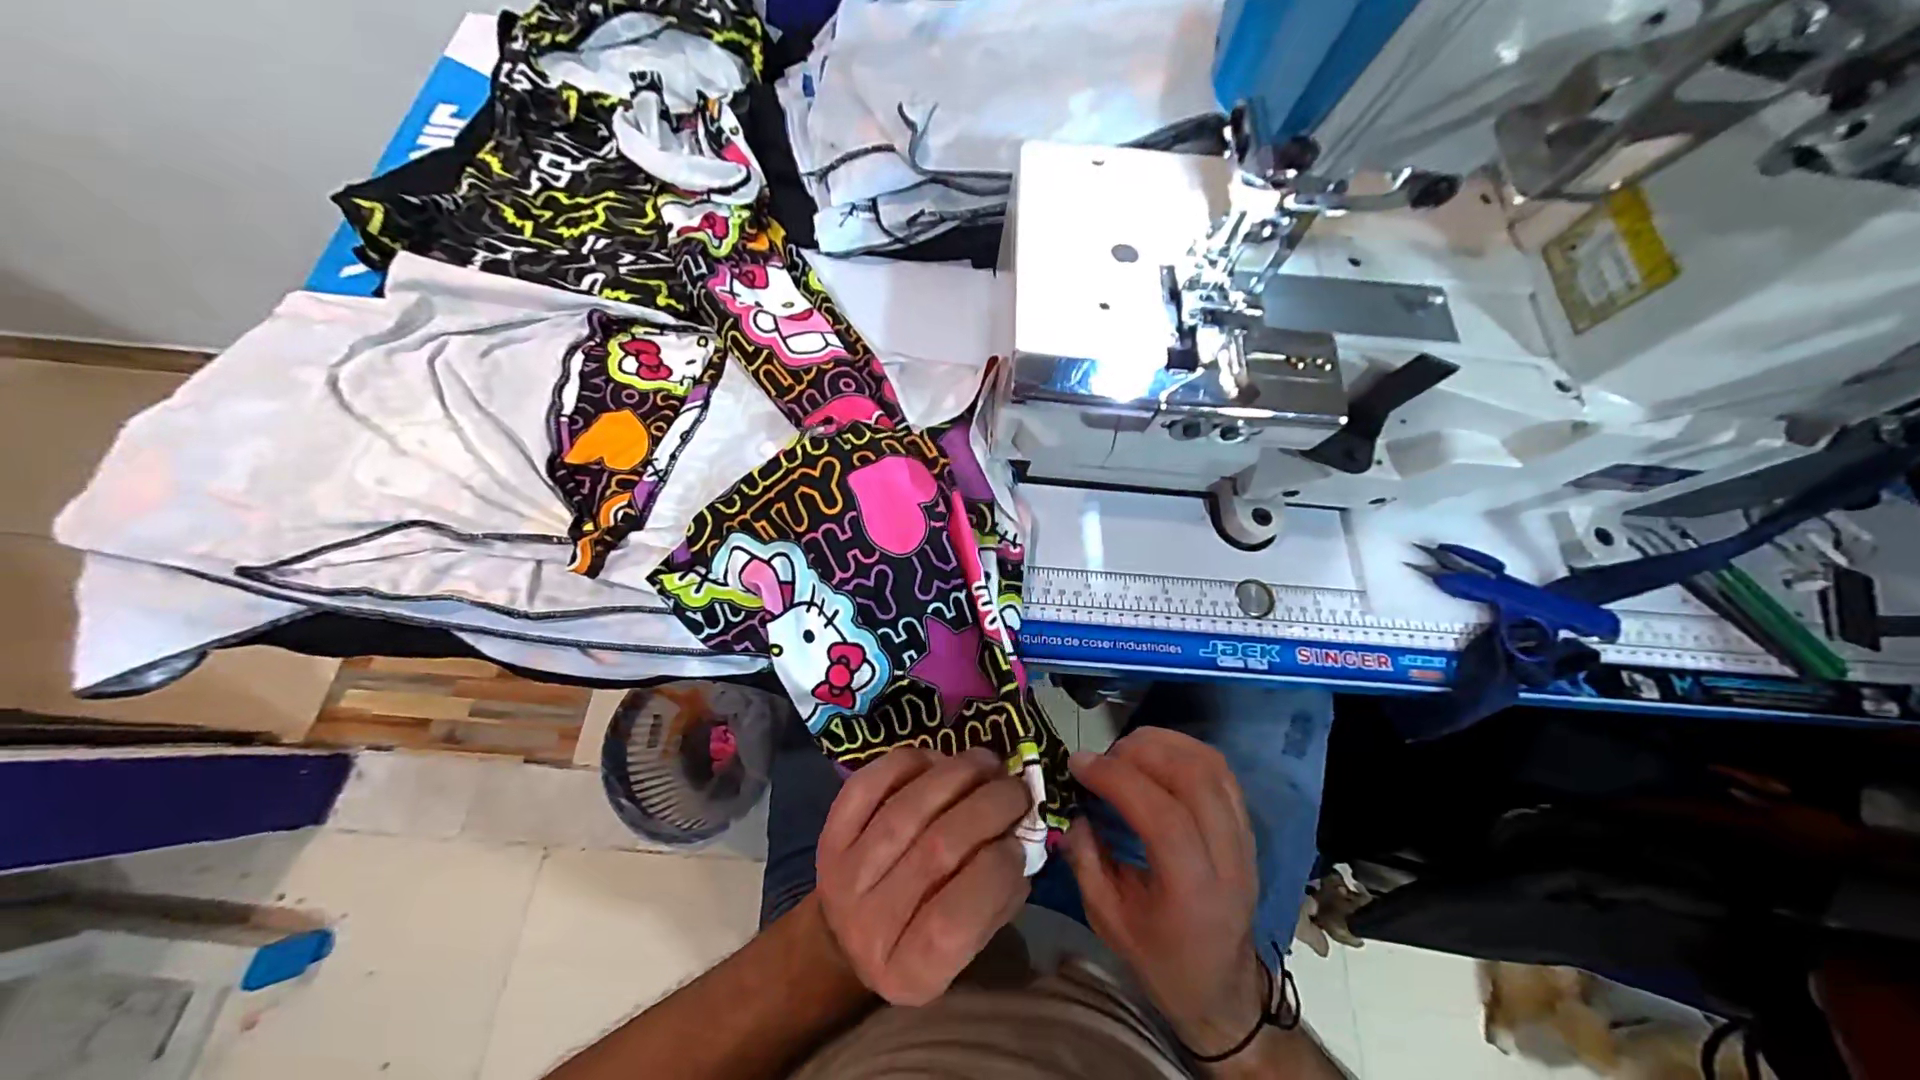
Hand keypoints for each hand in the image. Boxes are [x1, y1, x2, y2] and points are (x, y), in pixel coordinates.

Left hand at [815, 745, 1032, 1005]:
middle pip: (934, 852)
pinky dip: (906, 765)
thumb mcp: (971, 942)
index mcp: (911, 971)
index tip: (1019, 840)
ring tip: (987, 762)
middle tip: (1017, 788)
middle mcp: (869, 926)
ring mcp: (843, 877)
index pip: (952, 921)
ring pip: (906, 811)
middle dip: (988, 808)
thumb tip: (1021, 835)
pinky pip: (867, 787)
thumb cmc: (926, 935)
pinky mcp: (828, 836)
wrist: (847, 937)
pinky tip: (937, 758)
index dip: (995, 871)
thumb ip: (1000, 896)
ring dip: (956, 775)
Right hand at [1063, 728, 1267, 1053]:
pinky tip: (1155, 755)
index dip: (1118, 779)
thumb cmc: (1161, 959)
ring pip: (1212, 767)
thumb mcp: (1107, 919)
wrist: (1221, 987)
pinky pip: (1221, 772)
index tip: (1079, 763)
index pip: (1163, 817)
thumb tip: (1075, 808)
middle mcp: (1228, 858)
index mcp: (1193, 891)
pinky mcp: (1247, 827)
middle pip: (1195, 779)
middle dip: (1142, 752)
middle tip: (1103, 756)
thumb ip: (1086, 860)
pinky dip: (1185, 751)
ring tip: (1126, 751)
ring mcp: (1244, 839)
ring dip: (1164, 744)